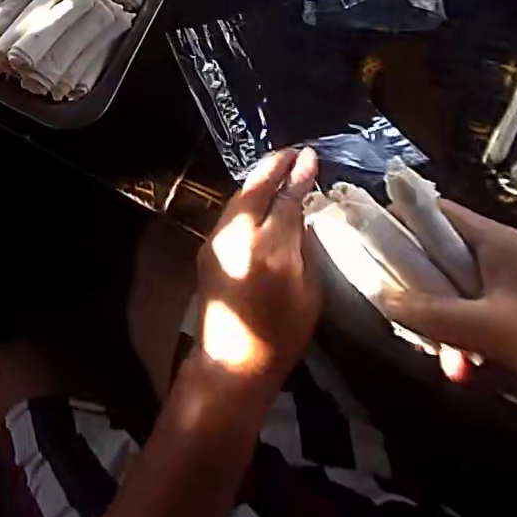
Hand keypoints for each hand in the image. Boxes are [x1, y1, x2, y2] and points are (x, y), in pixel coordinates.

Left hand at [192, 148, 323, 388]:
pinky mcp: (206, 247)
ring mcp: (218, 240)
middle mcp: (239, 236)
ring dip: (259, 179)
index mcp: (271, 250)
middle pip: (257, 187)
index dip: (300, 176)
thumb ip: (306, 246)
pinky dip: (247, 199)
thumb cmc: (281, 334)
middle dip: (275, 166)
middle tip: (293, 153)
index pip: (288, 199)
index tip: (310, 155)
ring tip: (278, 168)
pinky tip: (259, 197)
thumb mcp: (310, 292)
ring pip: (240, 196)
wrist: (231, 363)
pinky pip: (231, 212)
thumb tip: (303, 212)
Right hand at [378, 200, 516, 383]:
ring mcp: (515, 282)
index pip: (433, 211)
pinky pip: (479, 311)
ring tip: (441, 359)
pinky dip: (467, 335)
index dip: (399, 220)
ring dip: (443, 319)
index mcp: (492, 238)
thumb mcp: (487, 327)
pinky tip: (467, 369)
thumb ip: (431, 313)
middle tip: (399, 310)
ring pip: (458, 288)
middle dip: (418, 284)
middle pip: (440, 252)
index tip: (370, 243)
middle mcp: (500, 251)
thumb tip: (381, 297)